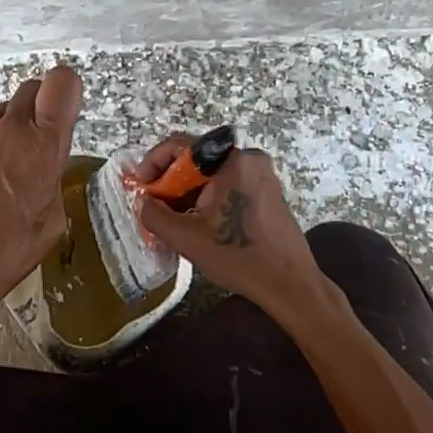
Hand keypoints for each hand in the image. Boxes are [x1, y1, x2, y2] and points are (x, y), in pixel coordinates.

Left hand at [0, 64, 80, 334]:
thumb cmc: (8, 252)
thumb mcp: (52, 218)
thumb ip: (54, 173)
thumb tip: (48, 157)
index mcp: (41, 147)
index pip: (61, 82)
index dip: (66, 91)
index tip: (64, 112)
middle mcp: (8, 129)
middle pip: (31, 88)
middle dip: (40, 110)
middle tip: (38, 146)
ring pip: (4, 113)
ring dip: (12, 132)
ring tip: (6, 174)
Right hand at [136, 140, 324, 312]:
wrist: (291, 286)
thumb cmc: (239, 257)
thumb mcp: (186, 237)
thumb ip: (154, 214)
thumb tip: (143, 202)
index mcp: (231, 160)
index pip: (179, 146)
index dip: (153, 164)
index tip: (140, 186)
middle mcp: (249, 158)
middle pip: (196, 160)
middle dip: (170, 183)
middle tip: (155, 206)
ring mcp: (262, 174)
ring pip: (212, 174)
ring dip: (188, 193)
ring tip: (173, 219)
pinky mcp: (268, 191)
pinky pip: (228, 184)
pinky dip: (208, 199)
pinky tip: (199, 224)